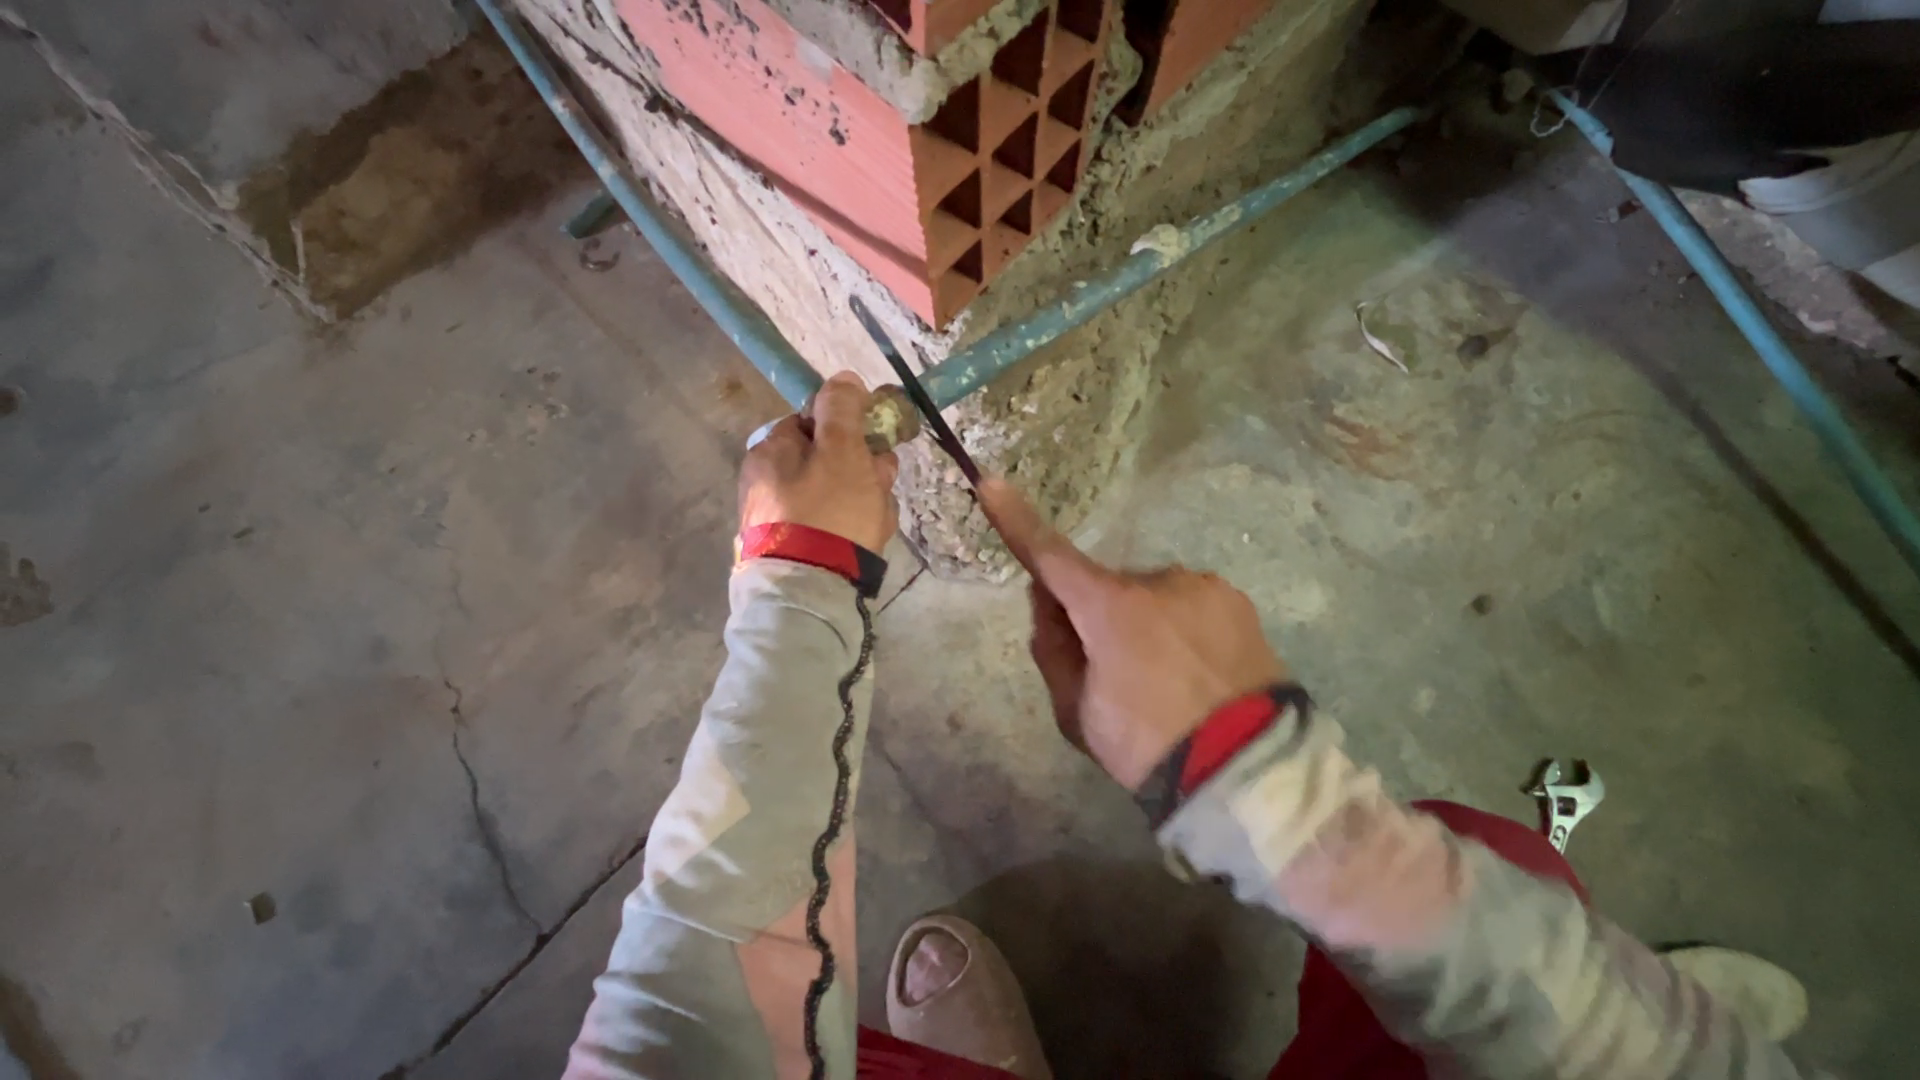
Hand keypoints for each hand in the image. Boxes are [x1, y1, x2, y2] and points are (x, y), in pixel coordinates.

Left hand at [740, 372, 899, 553]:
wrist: (809, 590)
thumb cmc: (828, 510)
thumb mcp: (841, 450)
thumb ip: (842, 410)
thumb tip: (844, 378)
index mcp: (770, 452)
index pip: (815, 423)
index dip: (851, 430)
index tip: (875, 446)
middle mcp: (765, 482)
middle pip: (829, 462)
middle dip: (864, 472)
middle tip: (880, 487)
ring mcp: (776, 519)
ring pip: (836, 496)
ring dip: (866, 502)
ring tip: (876, 522)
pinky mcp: (791, 550)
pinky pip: (830, 527)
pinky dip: (852, 529)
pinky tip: (866, 541)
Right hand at [977, 478, 1286, 789]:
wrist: (1247, 770)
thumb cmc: (1148, 745)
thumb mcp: (1077, 711)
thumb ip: (1052, 647)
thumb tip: (1047, 599)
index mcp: (1110, 607)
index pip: (1050, 556)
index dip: (1016, 520)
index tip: (990, 482)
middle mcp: (1157, 580)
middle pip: (1105, 589)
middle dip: (1096, 616)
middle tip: (1113, 675)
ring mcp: (1203, 587)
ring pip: (1150, 596)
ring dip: (1143, 622)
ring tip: (1166, 682)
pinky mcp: (1237, 602)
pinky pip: (1189, 605)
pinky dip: (1181, 627)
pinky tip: (1197, 671)